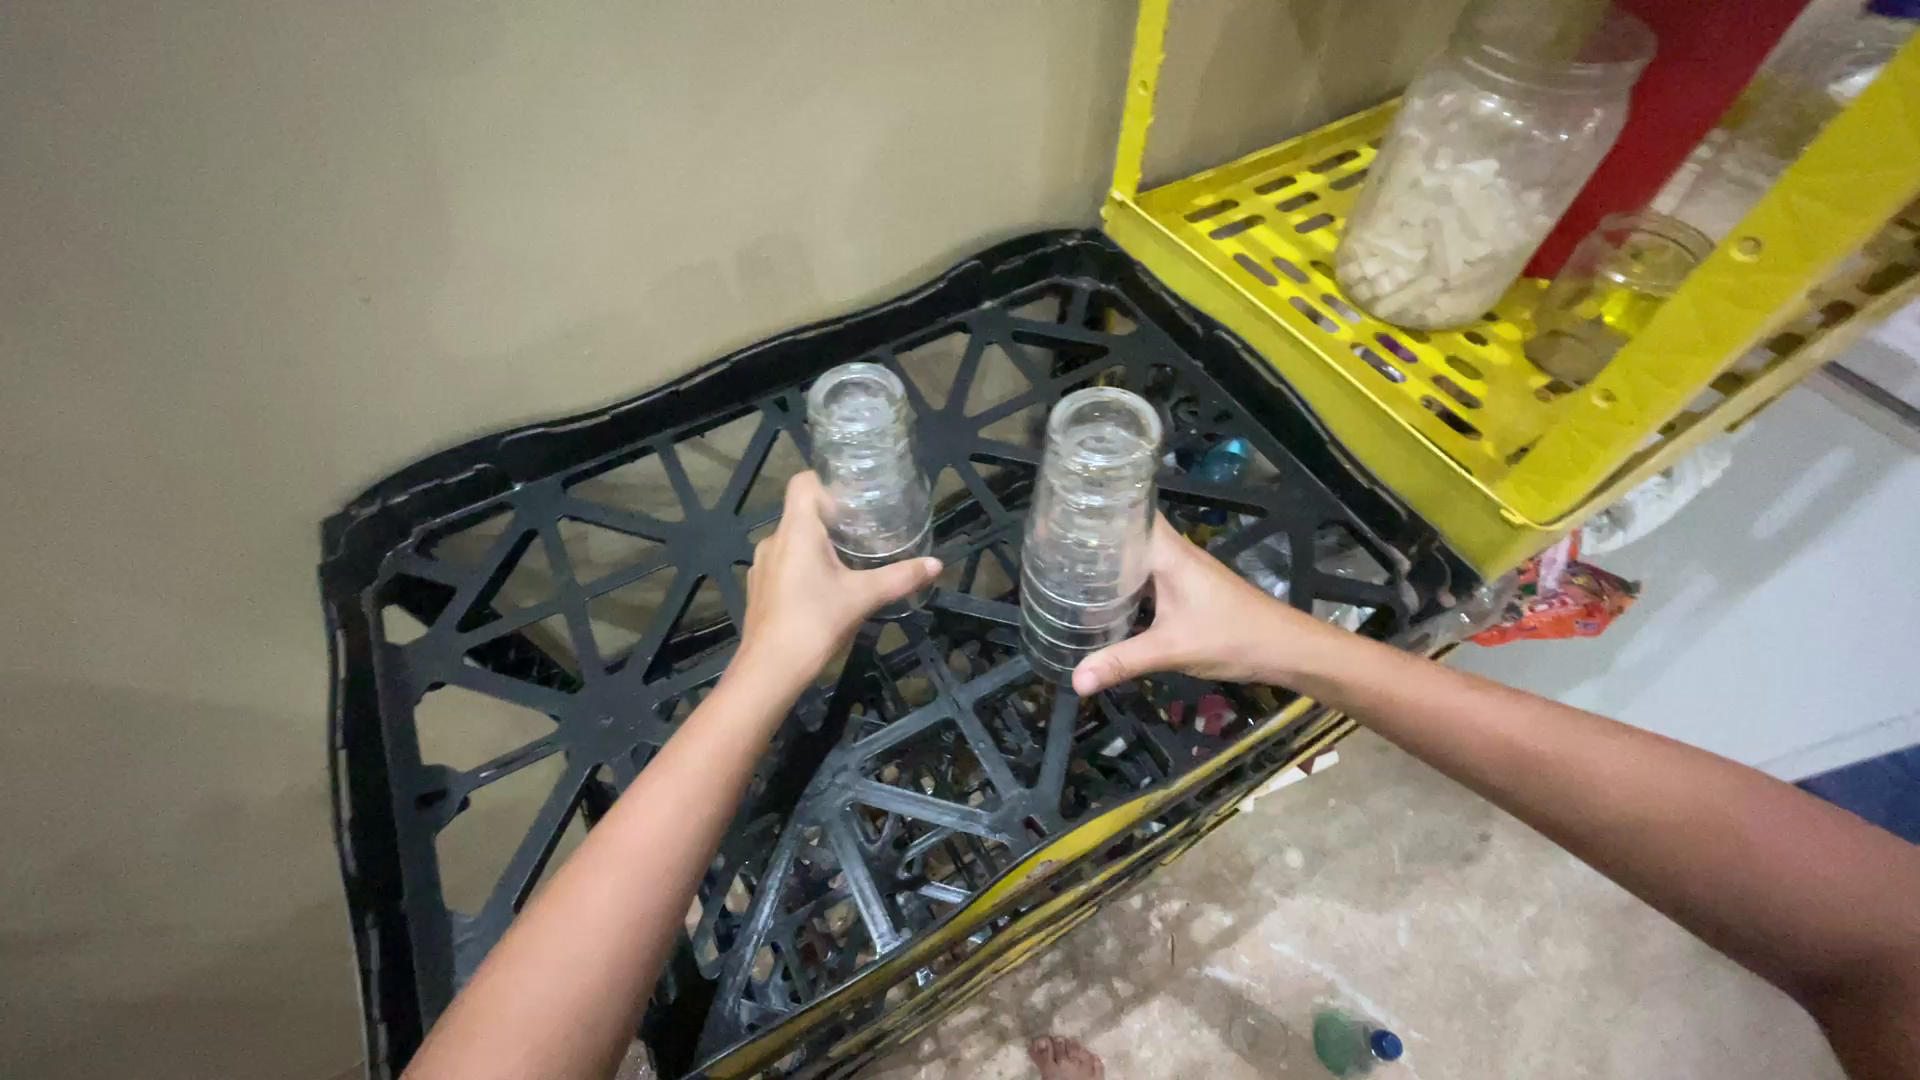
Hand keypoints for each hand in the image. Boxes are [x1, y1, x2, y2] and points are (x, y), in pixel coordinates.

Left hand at [733, 471, 941, 692]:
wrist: (770, 670)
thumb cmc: (815, 623)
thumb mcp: (863, 598)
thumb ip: (900, 578)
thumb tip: (936, 564)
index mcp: (797, 530)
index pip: (803, 482)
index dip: (827, 483)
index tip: (854, 499)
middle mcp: (774, 540)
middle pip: (801, 513)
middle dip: (832, 521)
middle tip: (864, 533)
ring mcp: (762, 566)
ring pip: (792, 542)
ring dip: (817, 548)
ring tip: (847, 563)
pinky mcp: (758, 589)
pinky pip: (783, 566)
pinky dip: (802, 570)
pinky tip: (822, 591)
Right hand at [1071, 514, 1337, 695]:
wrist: (1285, 648)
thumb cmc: (1231, 636)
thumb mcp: (1171, 650)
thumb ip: (1122, 662)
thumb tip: (1075, 680)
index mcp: (1167, 552)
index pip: (1127, 513)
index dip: (1094, 510)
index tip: (1058, 513)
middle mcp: (1172, 552)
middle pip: (1126, 533)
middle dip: (1091, 537)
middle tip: (1049, 543)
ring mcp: (1180, 570)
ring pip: (1135, 555)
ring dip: (1107, 560)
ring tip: (1064, 567)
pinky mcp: (1185, 588)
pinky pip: (1145, 575)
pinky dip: (1123, 582)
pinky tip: (1102, 598)